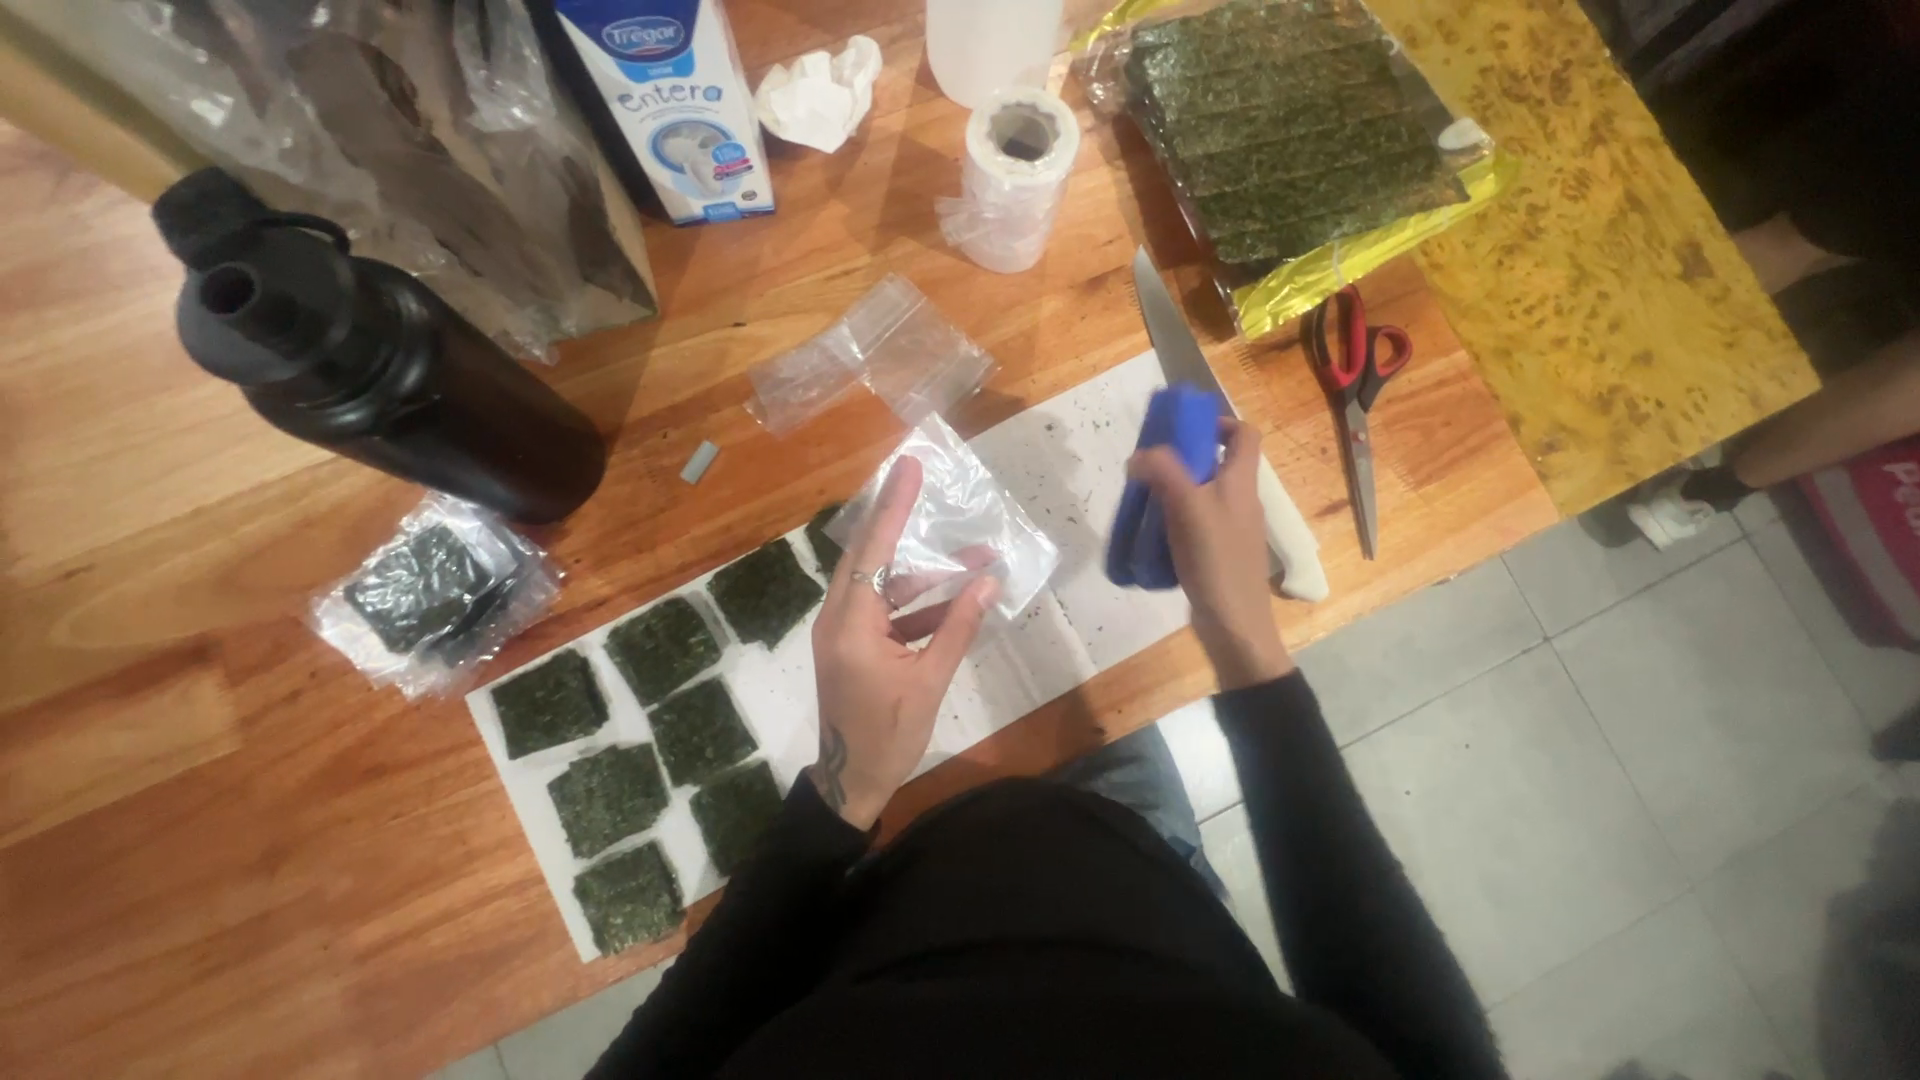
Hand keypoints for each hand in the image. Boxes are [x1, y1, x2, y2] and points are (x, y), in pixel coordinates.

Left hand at [810, 457, 999, 828]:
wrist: (852, 782)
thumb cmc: (888, 736)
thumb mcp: (929, 682)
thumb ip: (957, 629)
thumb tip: (988, 583)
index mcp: (850, 626)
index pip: (873, 552)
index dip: (894, 507)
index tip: (910, 468)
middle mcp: (838, 620)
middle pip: (871, 557)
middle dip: (905, 524)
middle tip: (929, 487)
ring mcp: (843, 633)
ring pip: (883, 585)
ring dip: (925, 573)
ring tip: (976, 558)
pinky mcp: (853, 646)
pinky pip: (885, 611)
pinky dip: (917, 603)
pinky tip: (957, 600)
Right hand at [1127, 417, 1294, 690]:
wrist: (1234, 623)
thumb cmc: (1216, 560)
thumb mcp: (1188, 508)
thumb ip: (1164, 473)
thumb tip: (1139, 456)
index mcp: (1242, 483)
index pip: (1244, 436)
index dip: (1218, 424)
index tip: (1183, 431)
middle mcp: (1241, 502)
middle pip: (1218, 465)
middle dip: (1182, 460)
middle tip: (1150, 469)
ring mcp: (1232, 530)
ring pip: (1203, 496)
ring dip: (1174, 492)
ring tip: (1144, 501)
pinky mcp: (1219, 555)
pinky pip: (1196, 525)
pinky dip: (1174, 522)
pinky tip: (1153, 536)